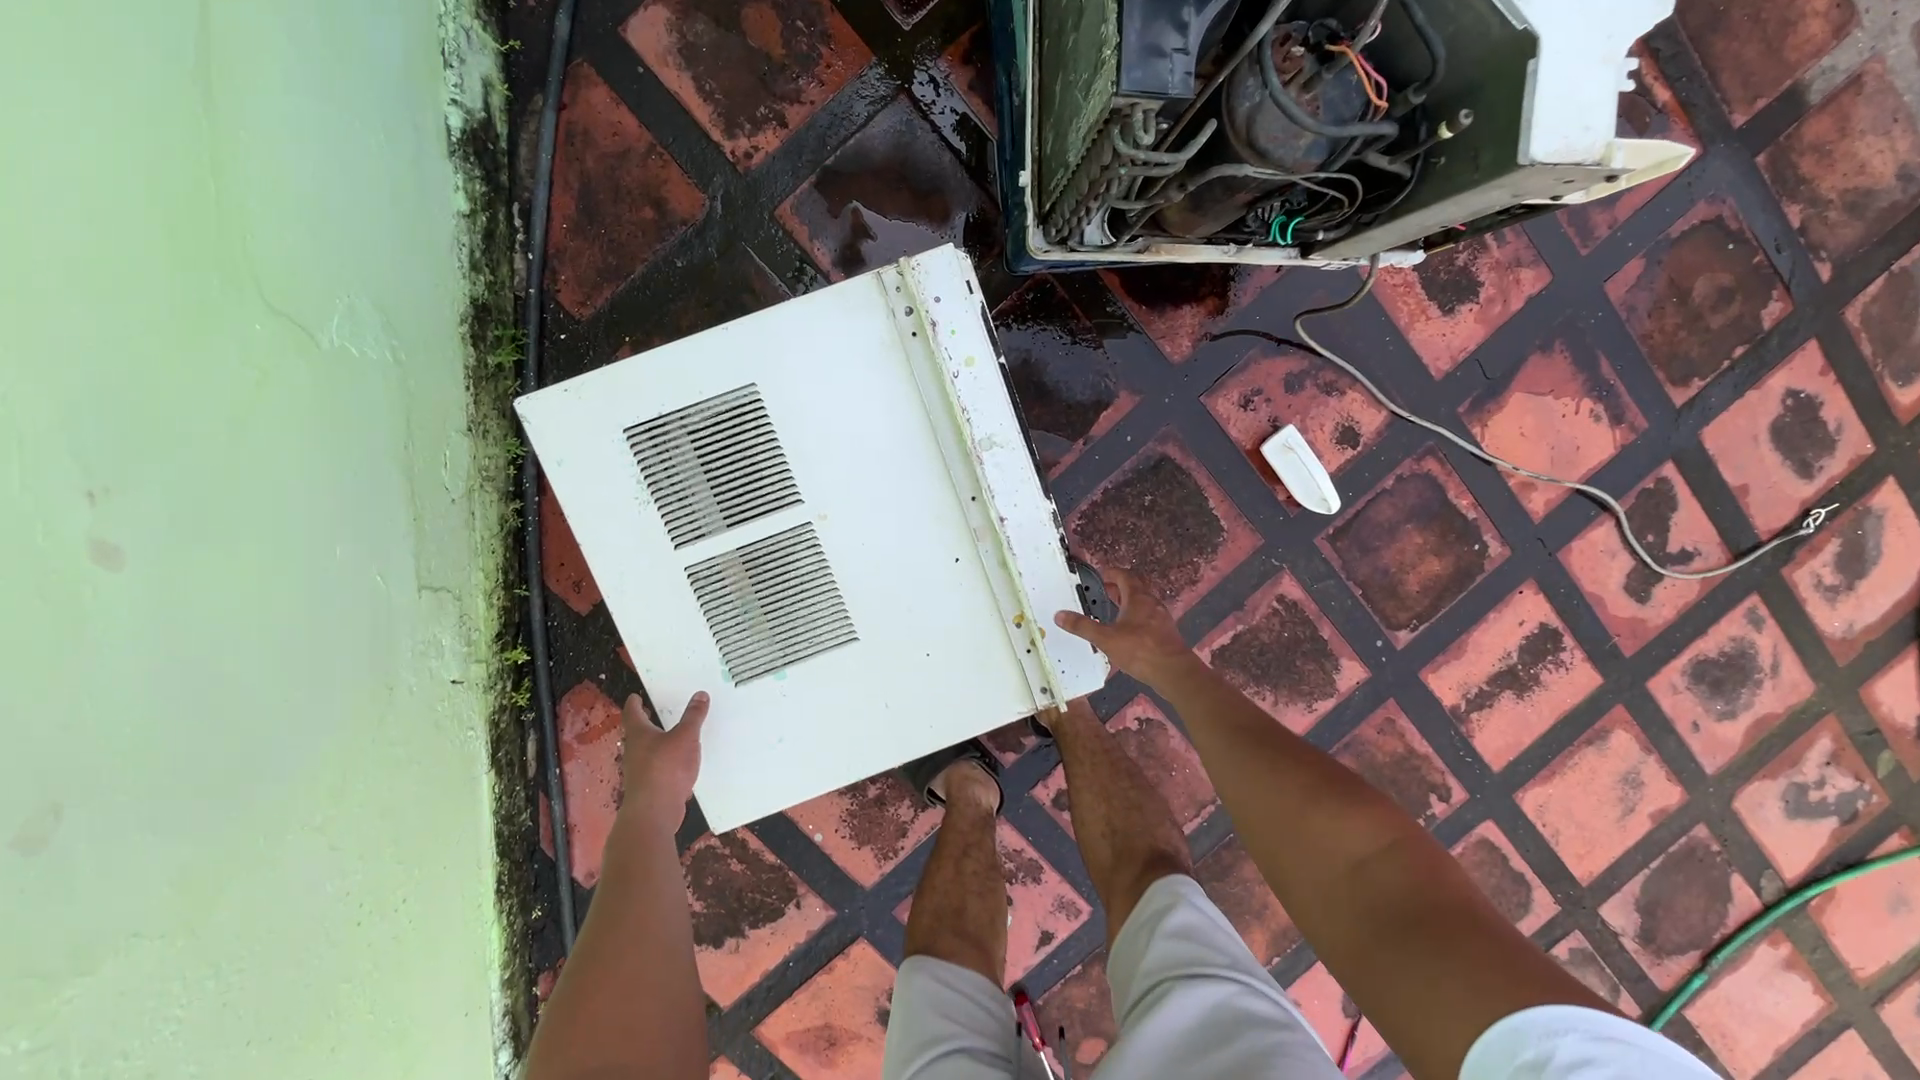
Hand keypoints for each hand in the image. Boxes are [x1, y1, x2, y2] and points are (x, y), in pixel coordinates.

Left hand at [620, 692, 708, 830]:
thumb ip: (694, 716)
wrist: (654, 811)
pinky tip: (678, 764)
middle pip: (637, 732)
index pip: (632, 712)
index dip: (634, 702)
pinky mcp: (649, 786)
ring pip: (646, 751)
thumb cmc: (666, 767)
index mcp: (639, 734)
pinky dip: (665, 761)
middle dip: (646, 722)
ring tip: (672, 736)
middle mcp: (634, 750)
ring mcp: (639, 770)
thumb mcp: (686, 737)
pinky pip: (656, 767)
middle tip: (655, 712)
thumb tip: (700, 694)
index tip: (635, 696)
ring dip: (656, 742)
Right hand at [1053, 568, 1197, 687]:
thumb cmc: (1140, 650)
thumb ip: (1082, 626)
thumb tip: (1061, 615)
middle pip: (1135, 587)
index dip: (1111, 573)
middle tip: (1104, 591)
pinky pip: (1149, 617)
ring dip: (1128, 602)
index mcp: (1138, 598)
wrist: (1173, 671)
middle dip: (1119, 587)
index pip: (1124, 576)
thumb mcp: (1105, 638)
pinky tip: (1128, 631)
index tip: (1100, 575)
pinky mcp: (1165, 632)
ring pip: (1143, 602)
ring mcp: (1161, 618)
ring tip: (1113, 610)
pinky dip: (1136, 617)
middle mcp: (1152, 603)